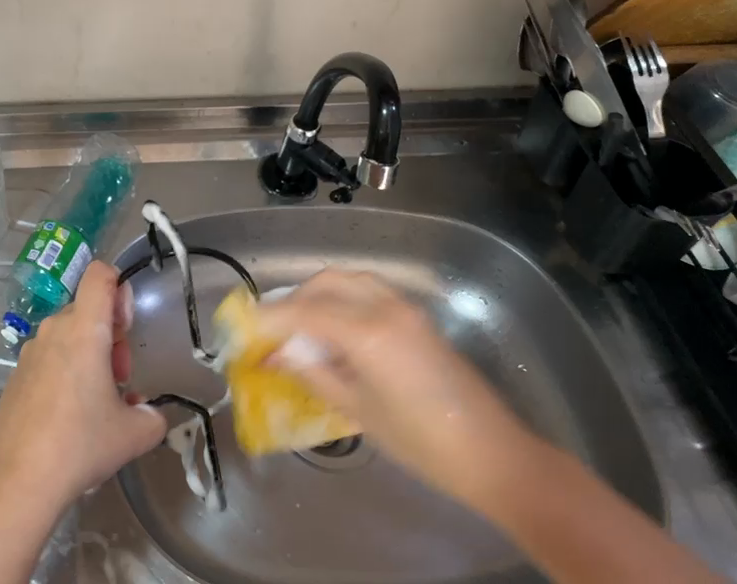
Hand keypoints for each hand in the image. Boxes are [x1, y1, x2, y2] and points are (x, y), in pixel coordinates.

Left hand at [0, 261, 167, 510]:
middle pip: (87, 310)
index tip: (126, 327)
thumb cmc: (82, 443)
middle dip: (110, 337)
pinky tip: (69, 416)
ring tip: (97, 403)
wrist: (20, 477)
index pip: (99, 275)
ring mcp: (30, 351)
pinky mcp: (16, 373)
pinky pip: (49, 357)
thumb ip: (152, 413)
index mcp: (83, 329)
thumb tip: (146, 411)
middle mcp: (53, 329)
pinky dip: (65, 372)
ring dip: (88, 356)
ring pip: (67, 335)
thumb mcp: (135, 433)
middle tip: (120, 380)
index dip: (119, 289)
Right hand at [253, 269, 541, 512]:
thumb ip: (312, 372)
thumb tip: (275, 354)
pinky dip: (343, 299)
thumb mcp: (356, 409)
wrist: (493, 455)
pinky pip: (369, 291)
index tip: (243, 328)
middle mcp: (384, 308)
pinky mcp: (418, 318)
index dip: (268, 318)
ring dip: (318, 294)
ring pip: (348, 280)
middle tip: (273, 329)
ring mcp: (406, 309)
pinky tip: (336, 330)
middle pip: (324, 284)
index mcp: (366, 332)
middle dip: (292, 300)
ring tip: (302, 326)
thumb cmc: (420, 441)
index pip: (302, 311)